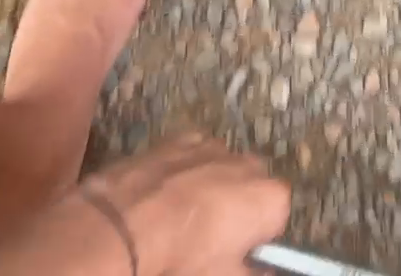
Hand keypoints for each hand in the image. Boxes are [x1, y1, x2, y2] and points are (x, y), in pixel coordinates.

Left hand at [85, 133, 291, 274]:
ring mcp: (215, 147)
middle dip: (237, 210)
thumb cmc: (184, 260)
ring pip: (222, 170)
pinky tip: (161, 197)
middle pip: (252, 190)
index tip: (234, 256)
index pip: (277, 220)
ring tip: (178, 220)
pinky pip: (193, 156)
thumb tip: (268, 272)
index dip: (256, 241)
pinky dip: (184, 172)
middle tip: (208, 241)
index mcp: (270, 198)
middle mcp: (250, 164)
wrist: (123, 227)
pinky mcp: (182, 138)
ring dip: (211, 189)